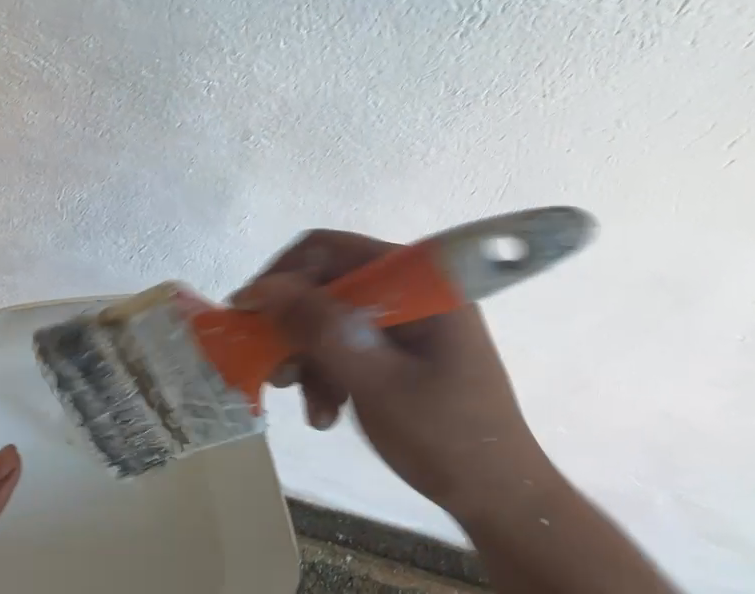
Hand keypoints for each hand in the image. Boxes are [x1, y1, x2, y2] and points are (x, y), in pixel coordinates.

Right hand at [231, 229, 560, 522]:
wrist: (504, 504)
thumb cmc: (447, 439)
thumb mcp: (375, 382)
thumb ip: (320, 328)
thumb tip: (261, 288)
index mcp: (420, 283)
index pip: (331, 250)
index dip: (284, 276)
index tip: (250, 314)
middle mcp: (412, 290)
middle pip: (327, 285)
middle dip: (295, 328)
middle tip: (273, 368)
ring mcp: (408, 320)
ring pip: (330, 316)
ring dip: (309, 357)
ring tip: (306, 404)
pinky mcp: (402, 347)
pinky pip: (347, 342)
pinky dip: (328, 372)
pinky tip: (325, 412)